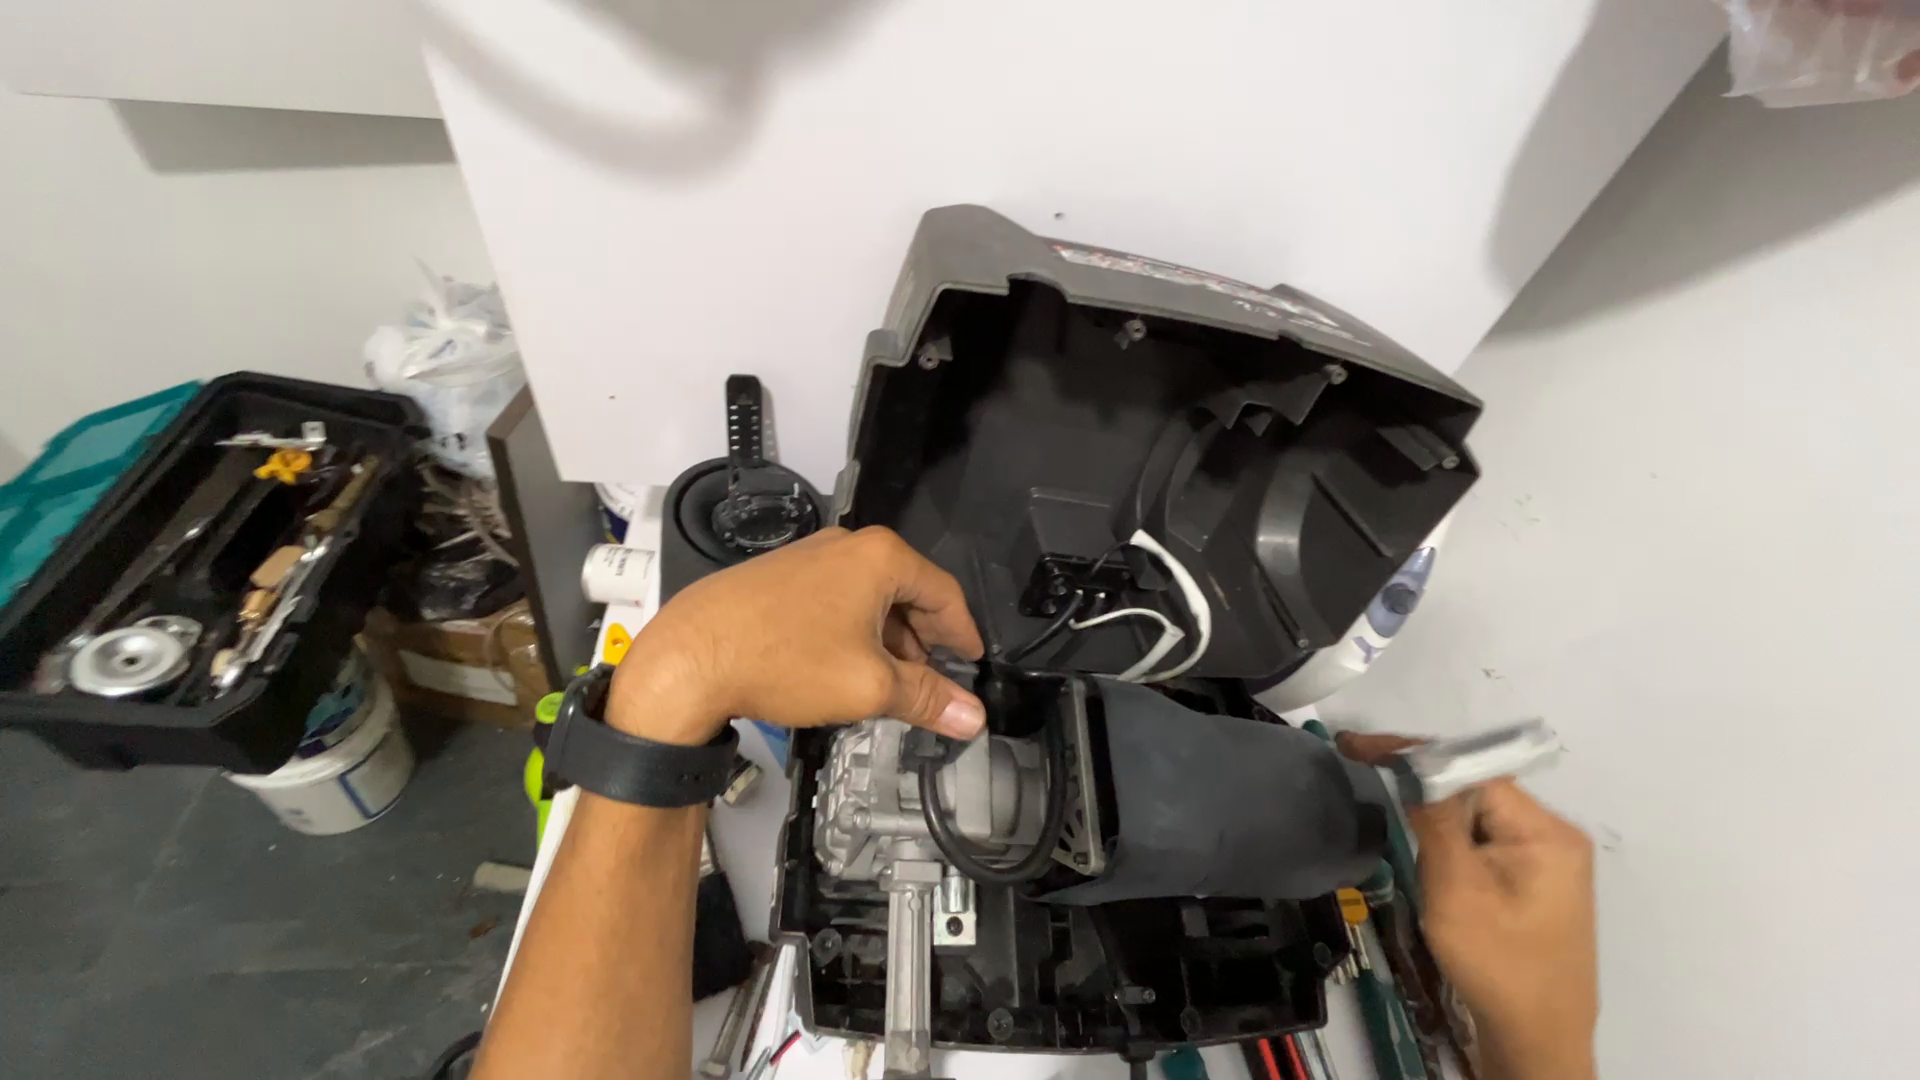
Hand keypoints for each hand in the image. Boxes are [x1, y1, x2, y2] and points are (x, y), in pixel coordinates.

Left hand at [605, 526, 986, 745]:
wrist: (688, 657)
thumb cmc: (786, 661)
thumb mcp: (868, 685)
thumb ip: (927, 698)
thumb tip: (973, 718)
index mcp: (880, 557)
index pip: (944, 593)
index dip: (963, 633)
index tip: (972, 661)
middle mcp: (848, 545)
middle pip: (908, 592)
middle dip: (923, 639)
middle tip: (931, 679)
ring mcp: (810, 555)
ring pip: (870, 597)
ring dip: (887, 638)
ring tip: (888, 680)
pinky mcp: (780, 574)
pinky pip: (836, 598)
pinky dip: (853, 629)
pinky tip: (844, 664)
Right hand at [1340, 734, 1597, 1079]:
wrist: (1535, 1040)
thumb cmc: (1496, 962)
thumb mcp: (1456, 887)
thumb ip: (1435, 820)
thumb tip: (1412, 766)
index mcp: (1545, 832)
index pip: (1470, 770)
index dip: (1411, 753)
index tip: (1356, 746)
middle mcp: (1553, 835)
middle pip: (1474, 784)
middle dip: (1417, 774)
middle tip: (1359, 761)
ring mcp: (1546, 858)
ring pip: (1475, 809)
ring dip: (1429, 801)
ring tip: (1379, 786)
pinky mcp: (1532, 877)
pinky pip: (1482, 832)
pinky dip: (1445, 825)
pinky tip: (1417, 827)